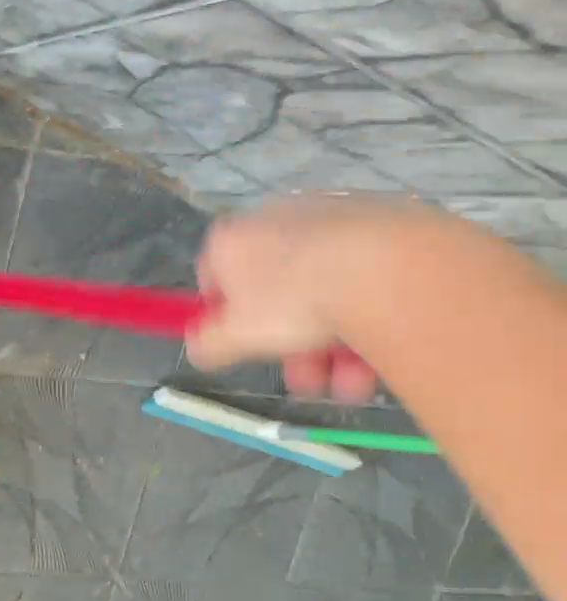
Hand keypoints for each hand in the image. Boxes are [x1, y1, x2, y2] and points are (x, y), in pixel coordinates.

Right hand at [187, 197, 454, 401]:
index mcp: (234, 238)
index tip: (245, 342)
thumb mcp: (236, 337)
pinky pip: (372, 276)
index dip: (226, 314)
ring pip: (329, 289)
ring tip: (352, 383)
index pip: (214, 274)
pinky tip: (383, 353)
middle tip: (309, 377)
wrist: (399, 270)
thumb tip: (202, 347)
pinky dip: (373, 314)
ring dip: (335, 342)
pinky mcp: (397, 223)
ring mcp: (340, 217)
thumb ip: (208, 343)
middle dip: (292, 342)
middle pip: (279, 288)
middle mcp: (280, 218)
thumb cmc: (297, 300)